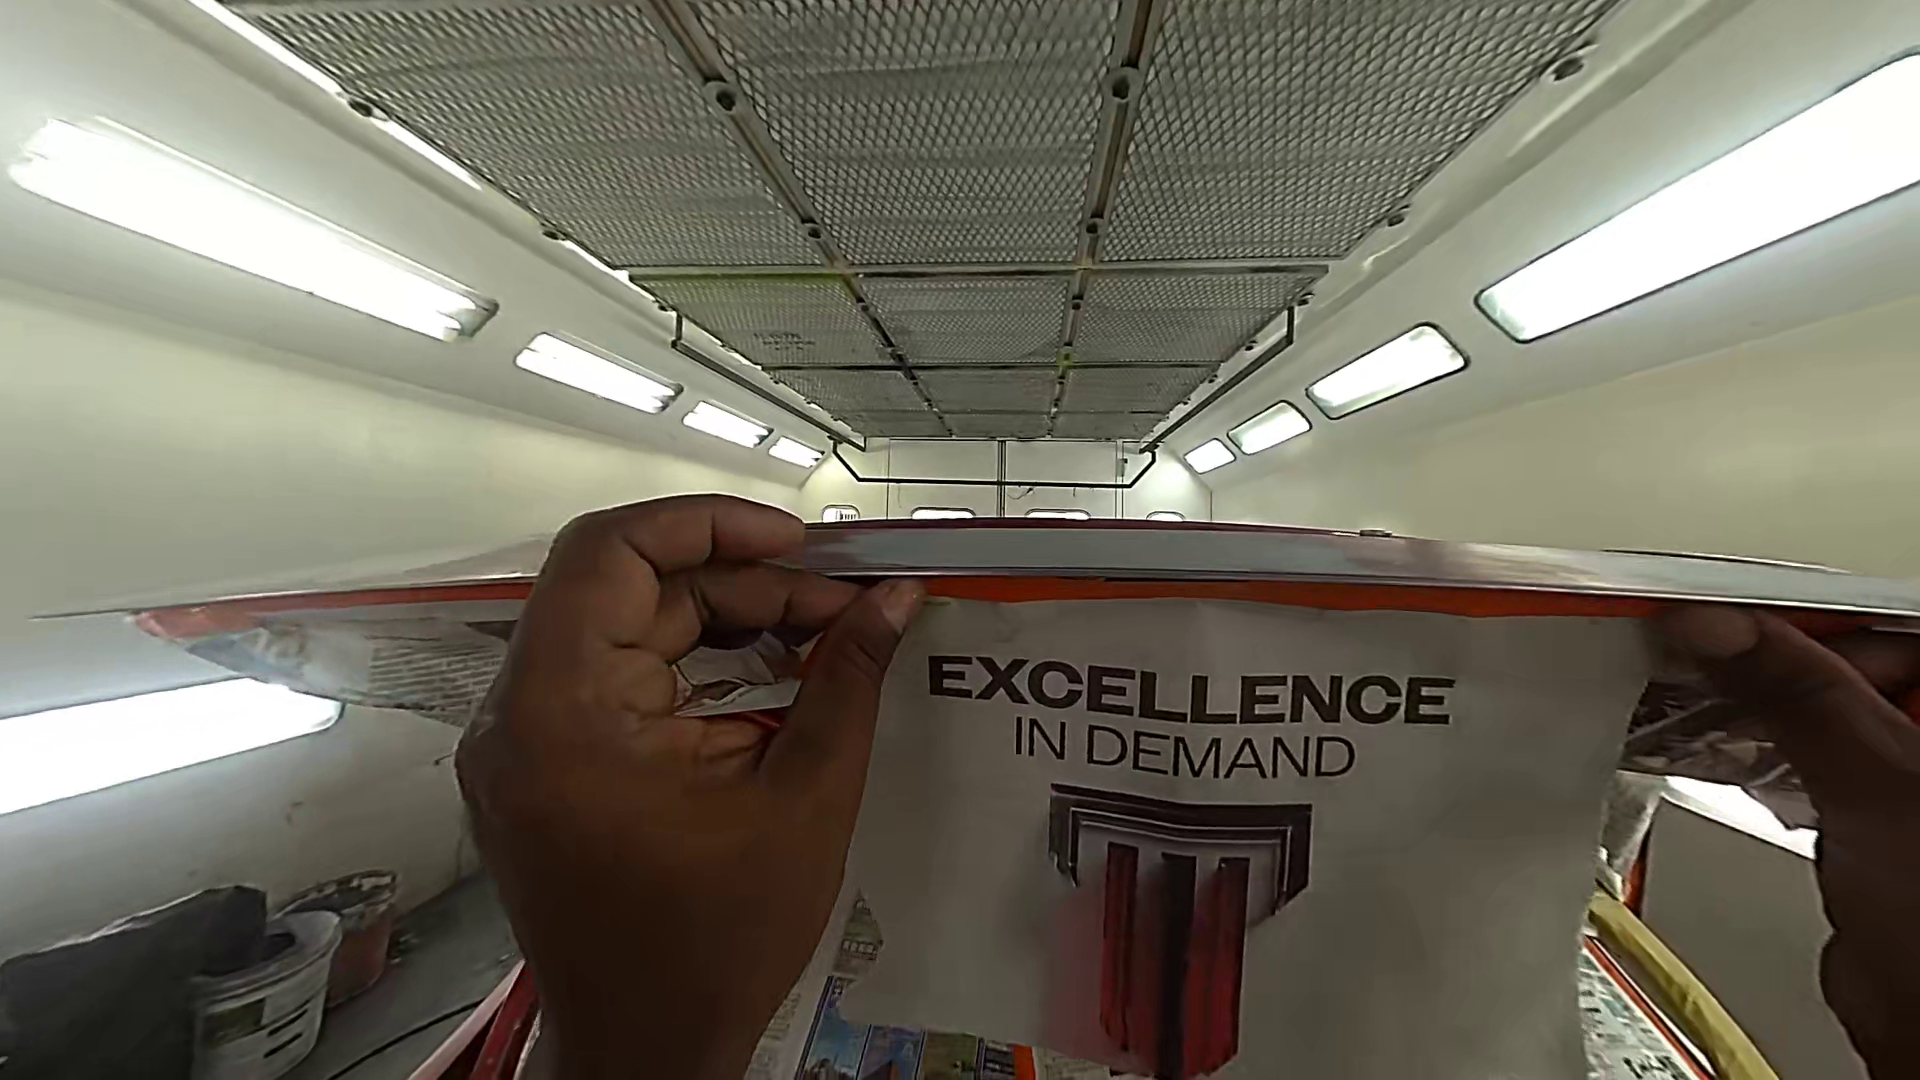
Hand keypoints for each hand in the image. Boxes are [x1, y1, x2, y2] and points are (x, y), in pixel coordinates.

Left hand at [457, 496, 923, 1079]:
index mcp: (565, 715)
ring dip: (734, 611)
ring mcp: (539, 729)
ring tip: (818, 628)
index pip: (608, 552)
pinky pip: (639, 660)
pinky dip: (709, 648)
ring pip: (642, 616)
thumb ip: (851, 677)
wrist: (651, 1047)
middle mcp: (528, 708)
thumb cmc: (724, 938)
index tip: (797, 541)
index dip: (706, 522)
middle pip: (639, 584)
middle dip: (748, 580)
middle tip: (839, 603)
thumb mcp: (808, 794)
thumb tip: (898, 598)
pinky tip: (774, 661)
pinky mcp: (565, 747)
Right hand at [1663, 608, 1919, 1078]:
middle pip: (1857, 655)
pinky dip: (1748, 722)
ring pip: (1821, 694)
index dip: (1815, 609)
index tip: (1724, 602)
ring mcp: (1911, 767)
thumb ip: (1800, 694)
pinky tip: (1706, 723)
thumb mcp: (1886, 788)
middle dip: (1767, 645)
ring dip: (1746, 683)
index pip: (1901, 623)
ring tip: (1683, 672)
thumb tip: (1710, 620)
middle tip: (1690, 638)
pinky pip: (1800, 735)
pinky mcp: (1864, 797)